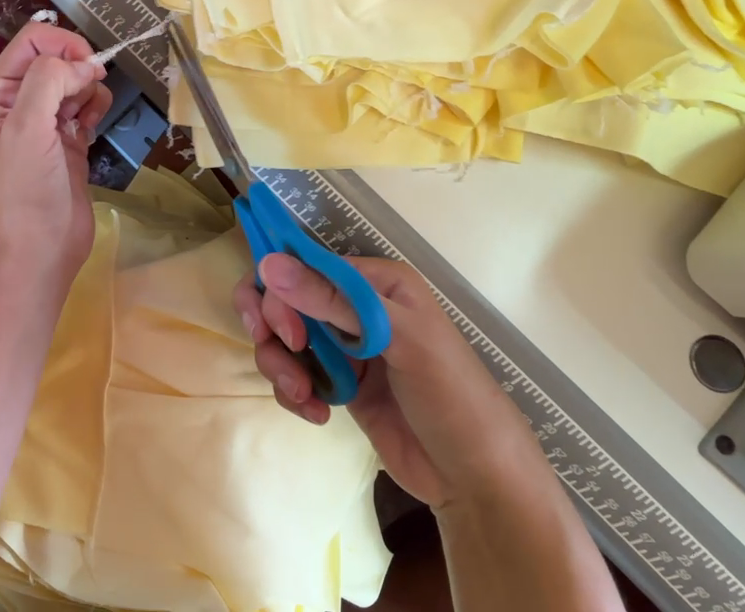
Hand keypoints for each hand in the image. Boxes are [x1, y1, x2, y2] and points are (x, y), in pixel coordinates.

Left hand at [0, 23, 112, 287]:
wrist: (41, 247)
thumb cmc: (27, 188)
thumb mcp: (27, 127)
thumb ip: (48, 81)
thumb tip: (84, 64)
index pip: (31, 41)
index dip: (62, 44)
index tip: (86, 65)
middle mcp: (19, 101)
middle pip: (56, 57)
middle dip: (78, 68)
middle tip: (84, 98)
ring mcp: (45, 120)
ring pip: (76, 80)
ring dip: (89, 90)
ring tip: (85, 120)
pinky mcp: (69, 139)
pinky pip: (88, 105)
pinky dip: (96, 109)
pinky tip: (92, 129)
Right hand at [234, 253, 550, 509]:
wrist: (475, 479)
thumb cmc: (451, 396)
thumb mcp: (399, 340)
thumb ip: (335, 300)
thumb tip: (269, 264)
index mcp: (375, 282)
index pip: (302, 266)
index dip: (281, 294)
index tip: (288, 334)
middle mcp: (355, 306)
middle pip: (281, 297)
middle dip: (273, 329)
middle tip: (288, 359)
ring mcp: (344, 346)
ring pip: (280, 338)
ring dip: (281, 366)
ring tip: (304, 396)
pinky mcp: (337, 383)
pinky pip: (291, 373)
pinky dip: (293, 392)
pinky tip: (317, 413)